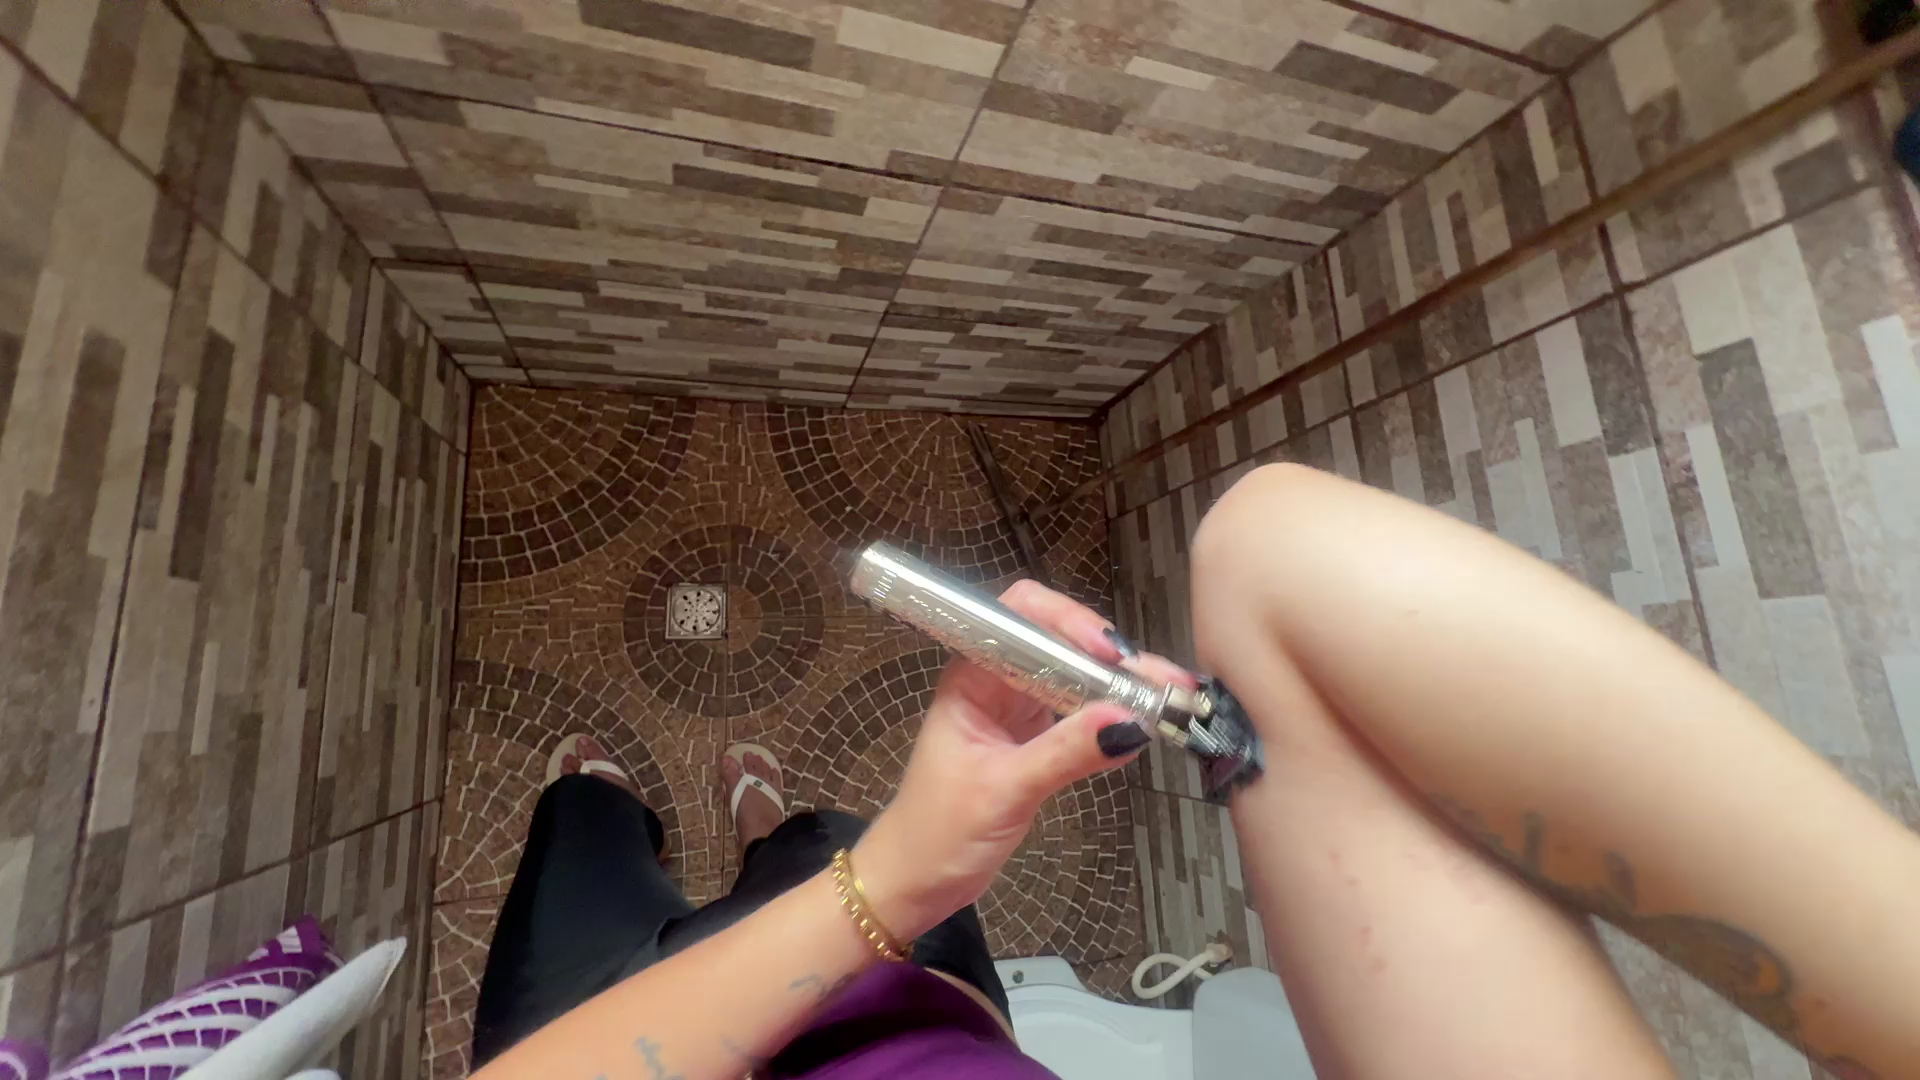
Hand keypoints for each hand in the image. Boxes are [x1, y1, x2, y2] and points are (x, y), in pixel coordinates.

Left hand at [850, 581, 1196, 940]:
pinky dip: (1111, 711)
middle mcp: (996, 678)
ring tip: (1172, 694)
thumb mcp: (1003, 790)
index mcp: (971, 674)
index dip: (1067, 621)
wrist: (918, 880)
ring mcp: (1017, 705)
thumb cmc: (940, 831)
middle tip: (1164, 678)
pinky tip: (1147, 718)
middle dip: (1110, 653)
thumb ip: (1064, 754)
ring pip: (1073, 673)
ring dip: (1120, 681)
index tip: (1111, 652)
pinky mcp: (1035, 735)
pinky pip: (1078, 709)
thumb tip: (1131, 722)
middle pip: (1057, 640)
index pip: (1020, 616)